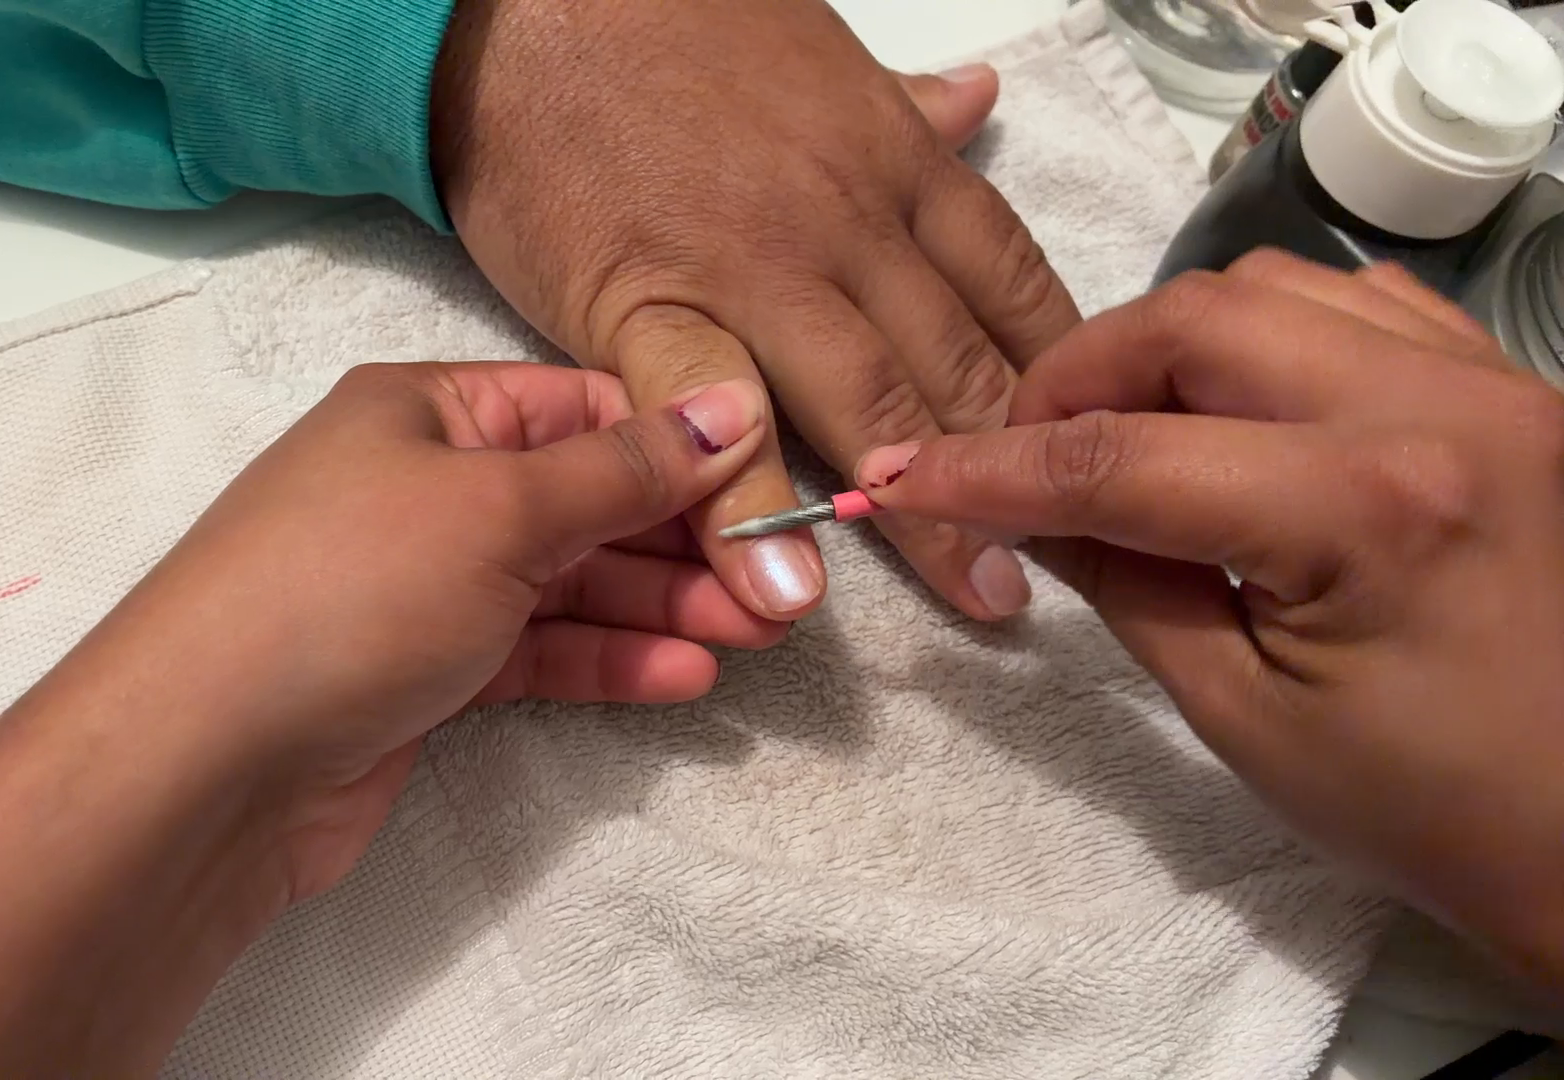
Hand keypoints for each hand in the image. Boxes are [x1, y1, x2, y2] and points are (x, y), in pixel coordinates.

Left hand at [84, 362, 780, 902]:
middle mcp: (435, 486)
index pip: (587, 412)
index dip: (681, 449)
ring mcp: (435, 579)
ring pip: (572, 583)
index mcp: (435, 412)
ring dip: (660, 609)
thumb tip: (732, 403)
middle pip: (588, 502)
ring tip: (752, 638)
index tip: (763, 494)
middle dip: (683, 545)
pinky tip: (683, 678)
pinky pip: (540, 648)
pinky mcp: (436, 664)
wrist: (204, 769)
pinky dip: (608, 659)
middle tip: (779, 591)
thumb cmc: (354, 590)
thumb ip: (623, 468)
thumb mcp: (499, 509)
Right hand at [432, 0, 1077, 622]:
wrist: (525, 12)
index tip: (1085, 456)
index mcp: (888, 161)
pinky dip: (749, 500)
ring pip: (866, 399)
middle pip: (957, 363)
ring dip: (928, 508)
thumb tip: (974, 108)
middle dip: (1020, 470)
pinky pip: (712, 414)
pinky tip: (786, 582)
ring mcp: (750, 267)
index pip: (1008, 286)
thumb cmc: (662, 35)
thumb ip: (898, 105)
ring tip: (977, 593)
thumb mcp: (811, 58)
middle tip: (1065, 564)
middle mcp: (844, 221)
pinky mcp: (647, 306)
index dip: (1060, 380)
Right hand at [852, 251, 1563, 989]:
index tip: (891, 478)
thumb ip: (1113, 577)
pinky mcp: (1503, 384)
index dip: (977, 470)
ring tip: (1113, 438)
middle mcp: (1442, 407)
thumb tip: (1011, 510)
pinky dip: (1238, 343)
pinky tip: (1211, 414)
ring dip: (1147, 356)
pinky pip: (1339, 307)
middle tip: (1019, 459)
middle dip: (1065, 382)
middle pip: (1186, 323)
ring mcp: (1491, 378)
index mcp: (1370, 511)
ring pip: (1259, 293)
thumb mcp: (1230, 704)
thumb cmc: (1431, 806)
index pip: (1109, 461)